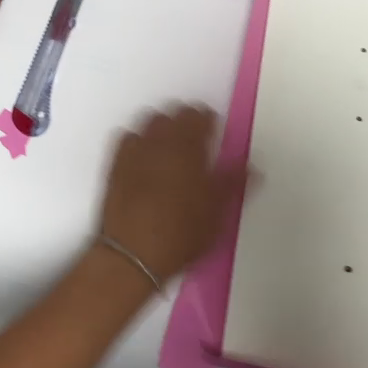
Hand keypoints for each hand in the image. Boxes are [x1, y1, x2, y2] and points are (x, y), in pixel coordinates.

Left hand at [97, 105, 245, 282]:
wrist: (132, 254)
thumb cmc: (181, 235)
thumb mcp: (217, 214)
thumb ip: (233, 184)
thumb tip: (252, 167)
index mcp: (189, 149)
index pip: (199, 116)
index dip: (208, 120)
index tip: (214, 129)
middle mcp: (161, 142)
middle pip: (173, 113)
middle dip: (185, 120)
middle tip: (195, 137)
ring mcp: (135, 151)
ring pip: (149, 120)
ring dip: (162, 126)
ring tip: (170, 144)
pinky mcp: (115, 164)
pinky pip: (127, 137)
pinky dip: (138, 139)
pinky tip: (144, 154)